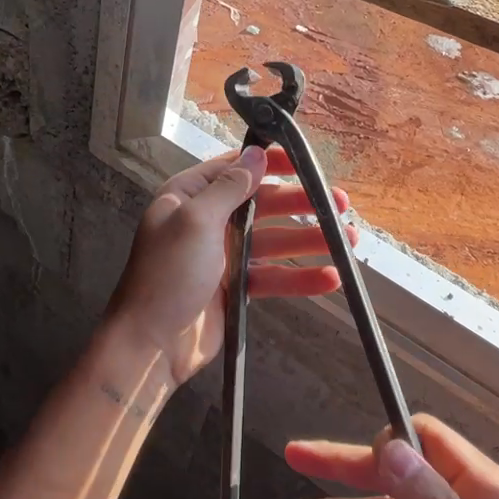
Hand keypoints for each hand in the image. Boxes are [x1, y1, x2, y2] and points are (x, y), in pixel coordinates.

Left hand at [104, 145, 354, 385]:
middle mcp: (206, 220)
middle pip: (261, 204)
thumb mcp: (196, 221)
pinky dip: (299, 277)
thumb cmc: (167, 274)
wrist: (150, 343)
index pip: (234, 169)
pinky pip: (272, 276)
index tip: (304, 162)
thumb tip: (256, 155)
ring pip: (273, 241)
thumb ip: (229, 188)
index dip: (270, 163)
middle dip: (300, 203)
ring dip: (308, 240)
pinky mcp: (234, 287)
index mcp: (189, 195)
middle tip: (340, 204)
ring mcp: (221, 255)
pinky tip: (330, 277)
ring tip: (348, 239)